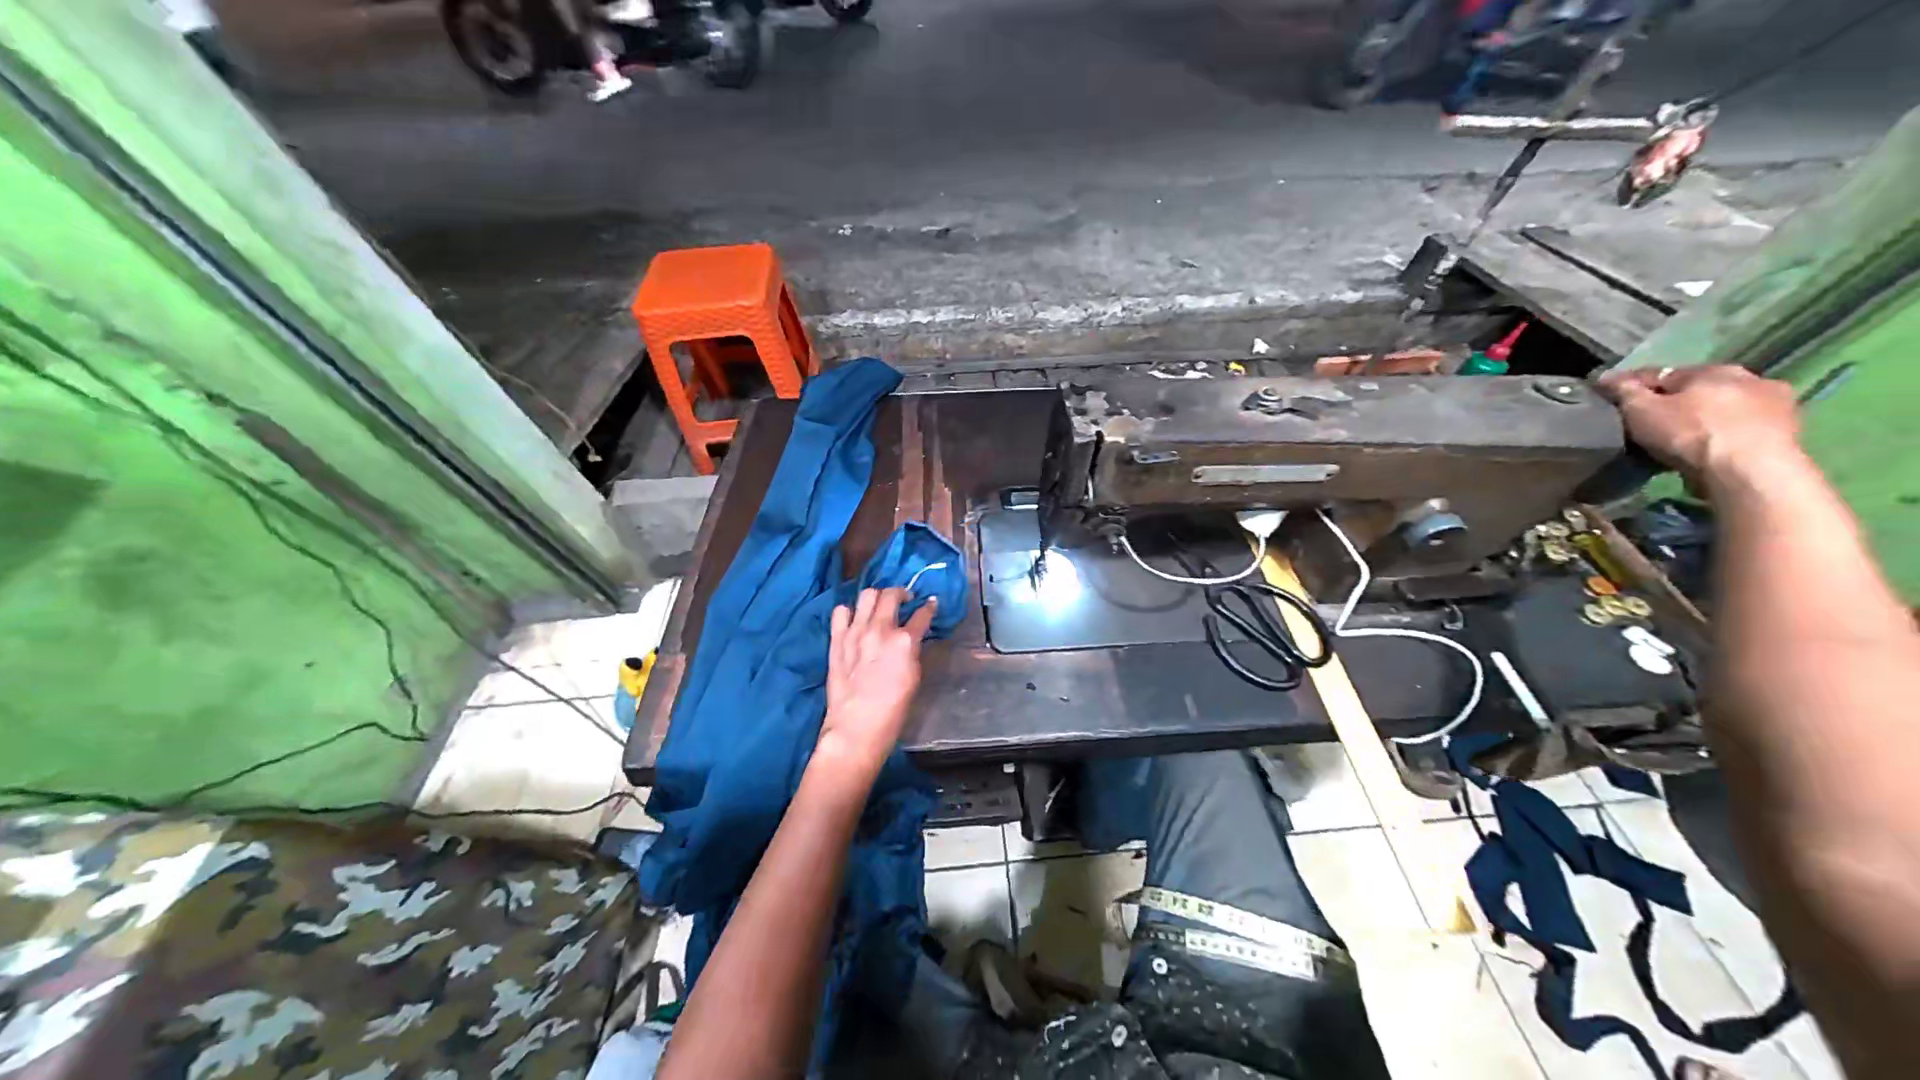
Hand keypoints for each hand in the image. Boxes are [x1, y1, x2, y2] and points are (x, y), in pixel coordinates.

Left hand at [818, 588, 937, 777]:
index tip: (930, 604)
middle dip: (901, 593)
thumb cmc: (893, 710)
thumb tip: (912, 639)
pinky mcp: (837, 639)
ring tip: (880, 605)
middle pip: (891, 595)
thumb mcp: (914, 677)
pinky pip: (841, 611)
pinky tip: (855, 620)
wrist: (856, 727)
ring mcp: (855, 632)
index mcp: (905, 642)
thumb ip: (913, 651)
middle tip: (905, 599)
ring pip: (866, 595)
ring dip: (877, 597)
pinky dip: (850, 611)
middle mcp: (880, 629)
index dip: (929, 607)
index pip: (922, 615)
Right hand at [1597, 365, 1801, 485]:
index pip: (1663, 373)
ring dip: (1705, 417)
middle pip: (1700, 389)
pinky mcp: (1789, 431)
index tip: (1613, 399)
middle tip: (1651, 420)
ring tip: (1682, 437)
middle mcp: (1750, 378)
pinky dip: (1725, 434)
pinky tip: (1711, 448)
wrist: (1749, 470)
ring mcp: (1776, 404)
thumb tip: (1605, 377)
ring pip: (1724, 408)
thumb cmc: (1689, 434)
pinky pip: (1743, 428)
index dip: (1634, 386)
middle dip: (1677, 400)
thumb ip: (1624, 392)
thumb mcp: (1641, 411)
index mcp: (1712, 370)